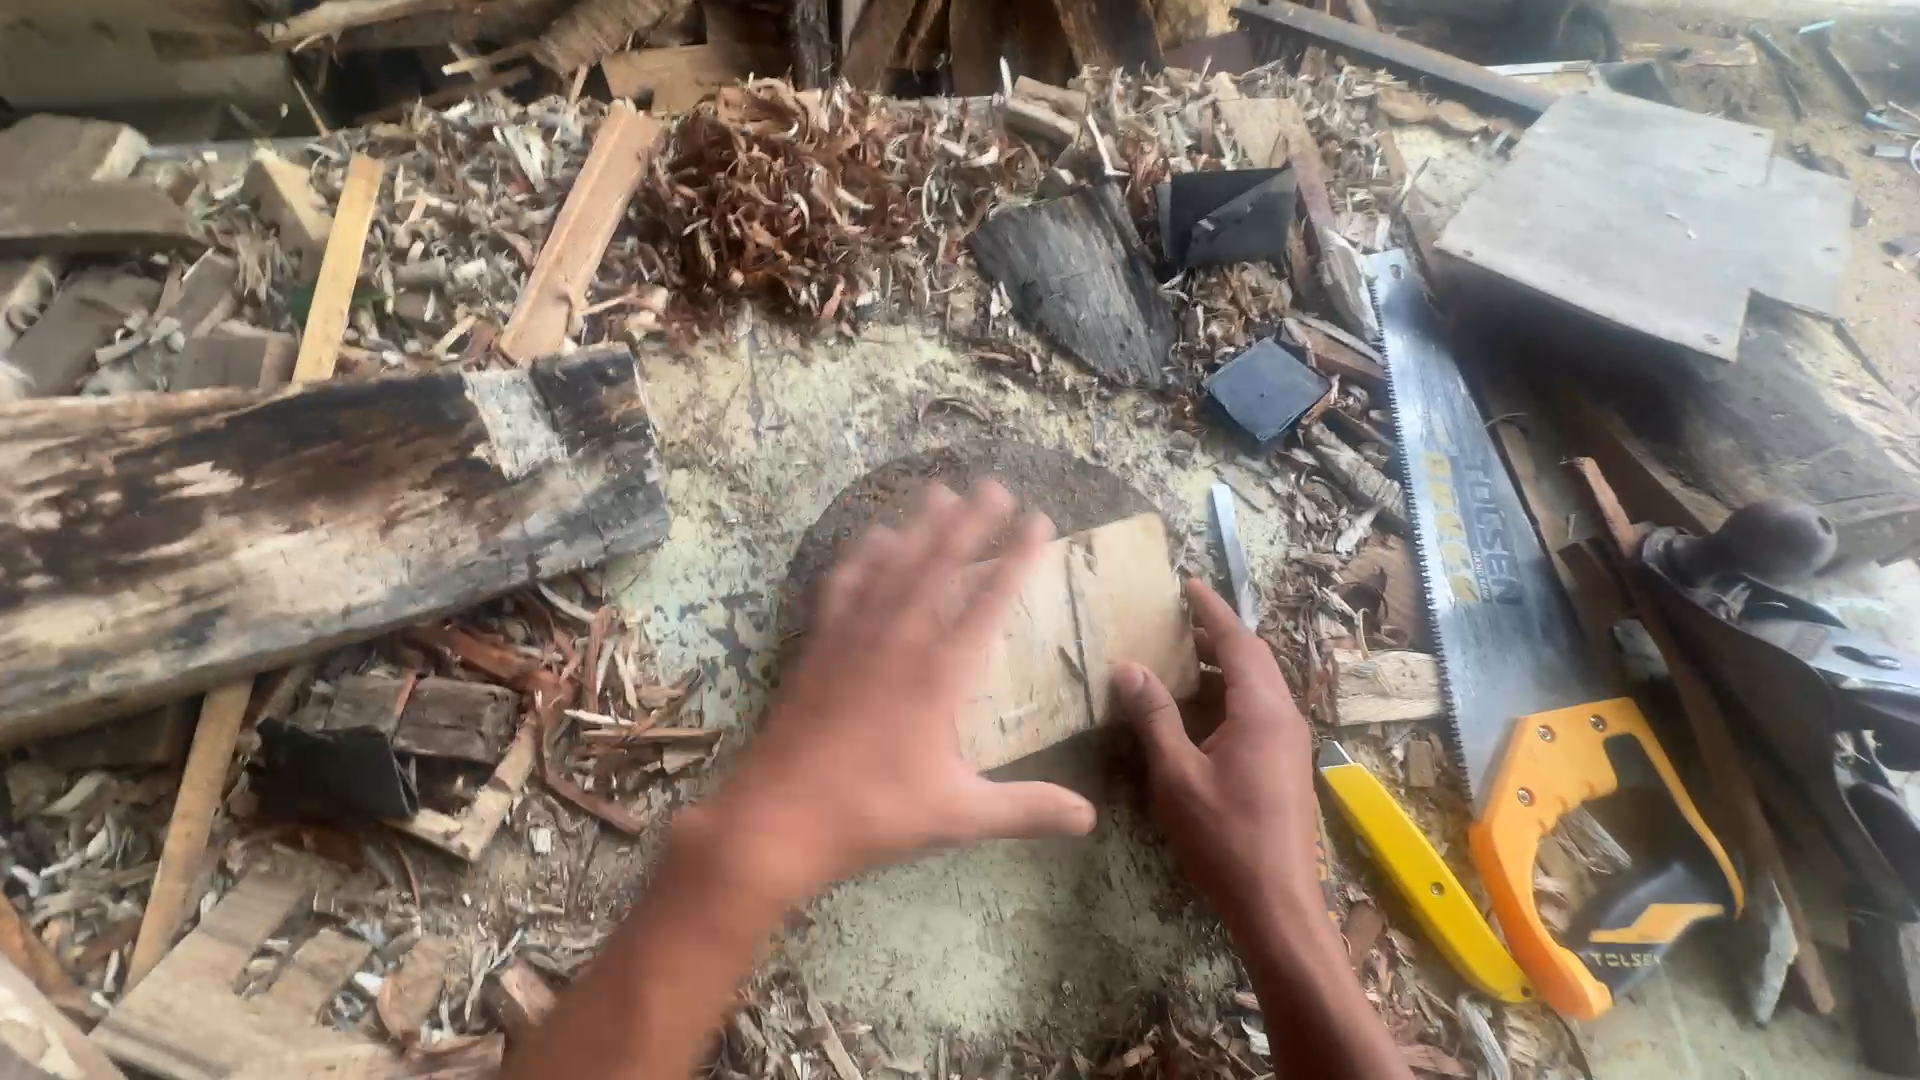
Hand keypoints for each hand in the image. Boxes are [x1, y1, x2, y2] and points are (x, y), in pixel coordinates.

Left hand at [697, 482, 1097, 896]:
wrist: (778, 815)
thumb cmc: (874, 811)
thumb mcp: (958, 814)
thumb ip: (1027, 808)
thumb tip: (1090, 819)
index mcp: (942, 674)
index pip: (990, 600)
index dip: (1017, 557)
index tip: (1037, 520)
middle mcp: (901, 640)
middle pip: (941, 565)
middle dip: (971, 522)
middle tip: (993, 484)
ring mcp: (855, 637)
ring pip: (893, 566)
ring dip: (919, 526)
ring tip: (939, 490)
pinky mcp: (820, 645)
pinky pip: (844, 587)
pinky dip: (860, 557)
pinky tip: (870, 538)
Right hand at [1116, 580, 1321, 932]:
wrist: (1277, 906)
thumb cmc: (1224, 837)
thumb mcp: (1177, 775)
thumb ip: (1154, 717)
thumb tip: (1129, 667)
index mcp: (1262, 711)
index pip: (1239, 641)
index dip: (1211, 609)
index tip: (1186, 582)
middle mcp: (1284, 717)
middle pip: (1253, 658)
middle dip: (1216, 632)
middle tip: (1173, 617)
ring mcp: (1289, 742)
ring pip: (1257, 684)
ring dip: (1222, 663)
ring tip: (1178, 654)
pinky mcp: (1284, 764)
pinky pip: (1257, 708)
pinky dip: (1227, 691)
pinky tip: (1196, 706)